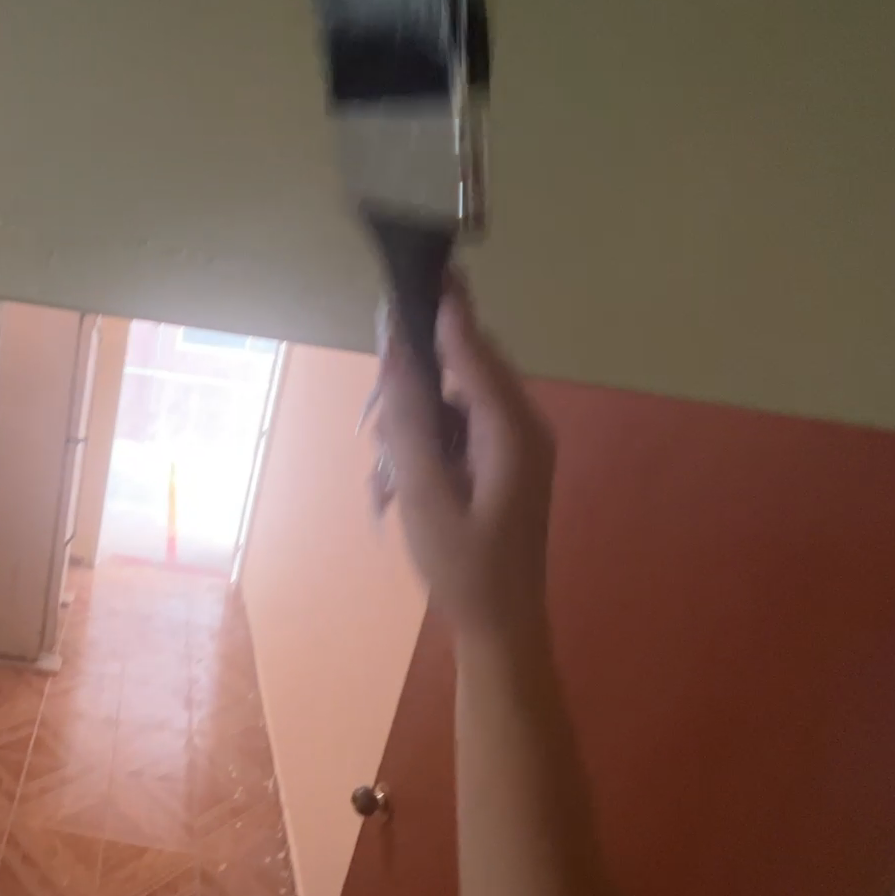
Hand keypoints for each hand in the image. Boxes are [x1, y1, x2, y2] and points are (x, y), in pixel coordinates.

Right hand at [374, 273, 555, 644]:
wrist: (500, 626)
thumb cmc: (463, 566)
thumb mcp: (424, 493)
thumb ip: (410, 420)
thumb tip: (396, 354)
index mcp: (513, 430)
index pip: (475, 352)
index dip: (446, 311)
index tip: (426, 268)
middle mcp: (519, 427)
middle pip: (458, 376)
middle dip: (409, 397)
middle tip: (375, 432)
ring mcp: (510, 447)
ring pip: (447, 408)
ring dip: (408, 437)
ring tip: (386, 488)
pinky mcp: (497, 464)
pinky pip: (450, 436)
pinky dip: (419, 456)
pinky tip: (397, 494)